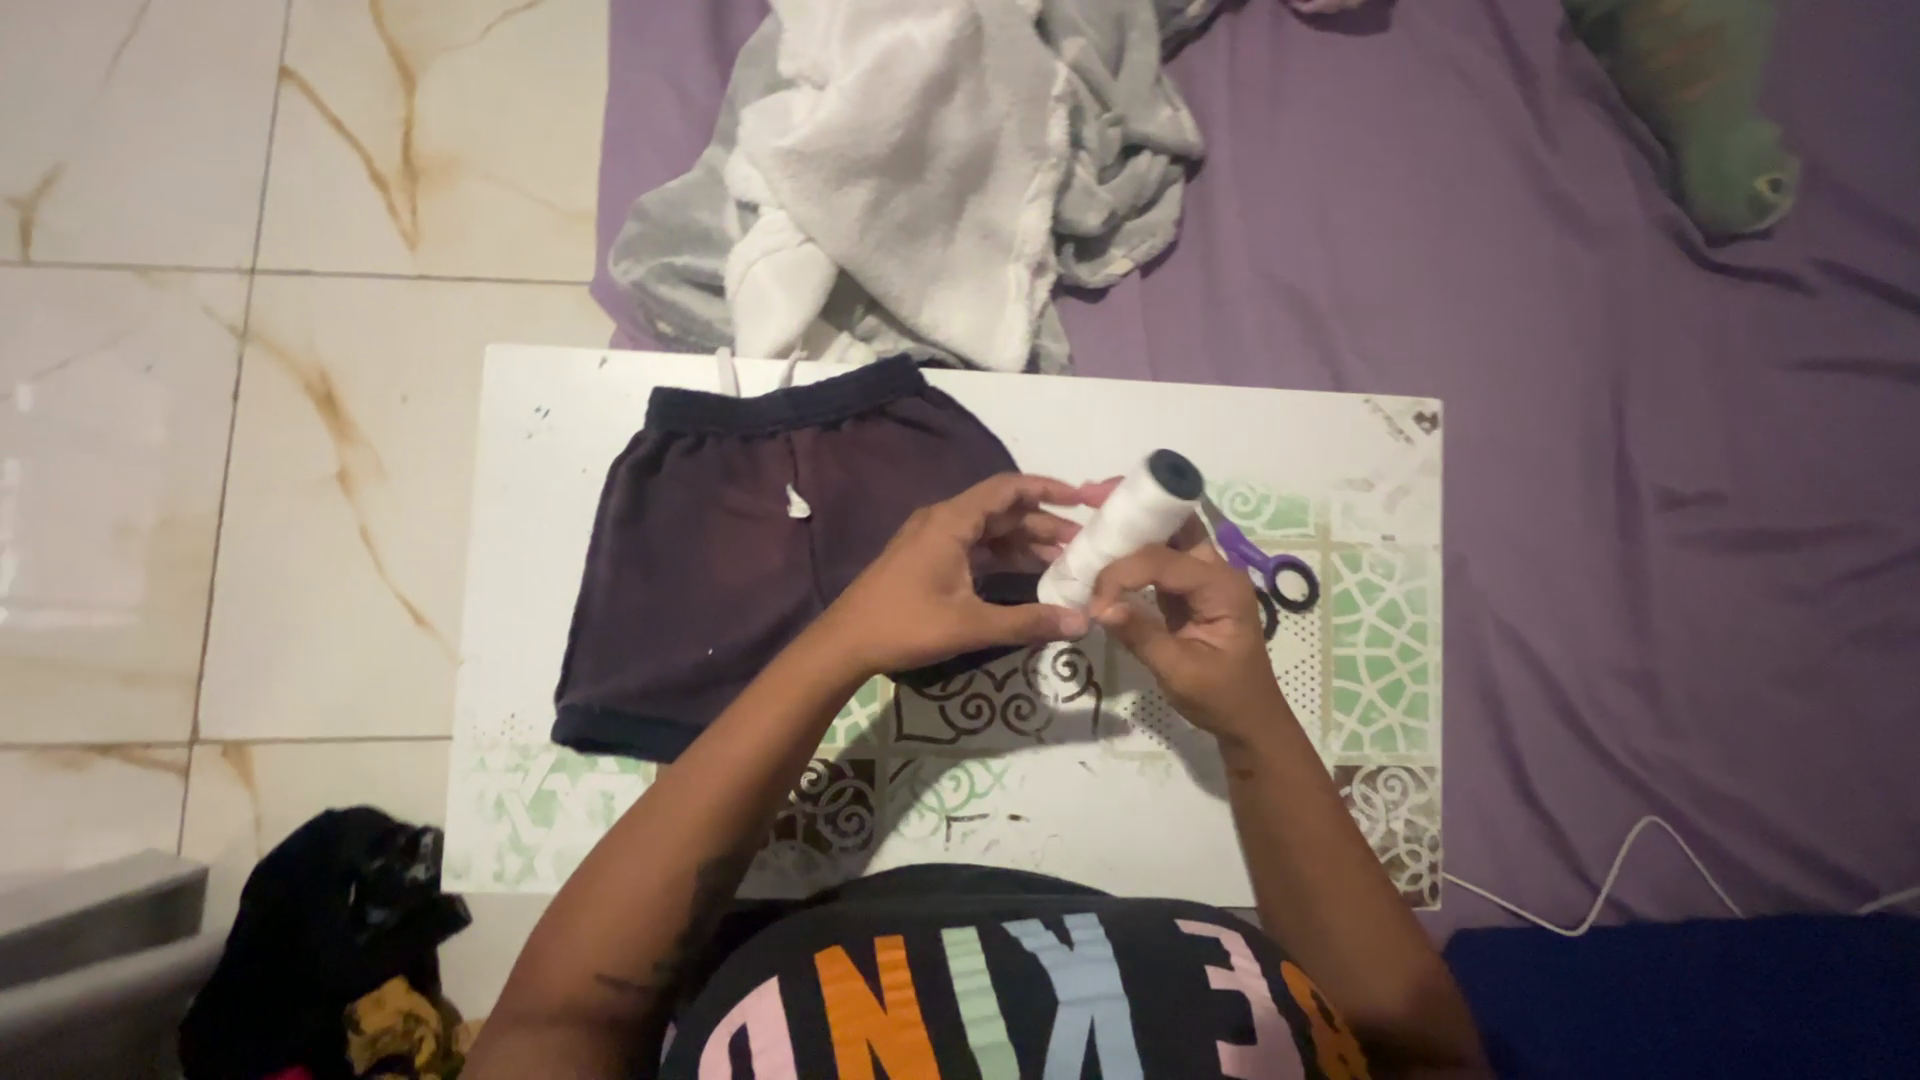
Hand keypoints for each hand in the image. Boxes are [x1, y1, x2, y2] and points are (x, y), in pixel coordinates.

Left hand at [816, 474, 1092, 677]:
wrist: (844, 643)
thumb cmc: (905, 625)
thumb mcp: (970, 625)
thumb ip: (1027, 621)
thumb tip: (1082, 623)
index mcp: (951, 521)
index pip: (1008, 488)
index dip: (1047, 489)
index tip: (1082, 500)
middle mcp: (943, 520)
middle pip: (1002, 509)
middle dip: (1043, 523)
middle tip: (1082, 545)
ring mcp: (932, 538)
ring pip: (988, 529)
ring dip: (1023, 541)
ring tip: (1063, 562)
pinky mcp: (926, 557)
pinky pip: (973, 545)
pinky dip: (1001, 554)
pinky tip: (1026, 573)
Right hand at [1086, 500, 1292, 742]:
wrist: (1249, 720)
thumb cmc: (1222, 698)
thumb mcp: (1180, 673)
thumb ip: (1141, 636)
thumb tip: (1099, 609)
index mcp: (1222, 588)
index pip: (1163, 561)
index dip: (1123, 574)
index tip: (1095, 602)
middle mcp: (1217, 571)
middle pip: (1176, 523)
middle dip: (1136, 510)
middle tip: (1093, 498)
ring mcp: (1203, 578)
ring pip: (1168, 534)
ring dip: (1134, 526)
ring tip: (1096, 514)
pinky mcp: (1188, 589)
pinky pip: (1160, 559)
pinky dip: (1133, 552)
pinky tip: (1106, 550)